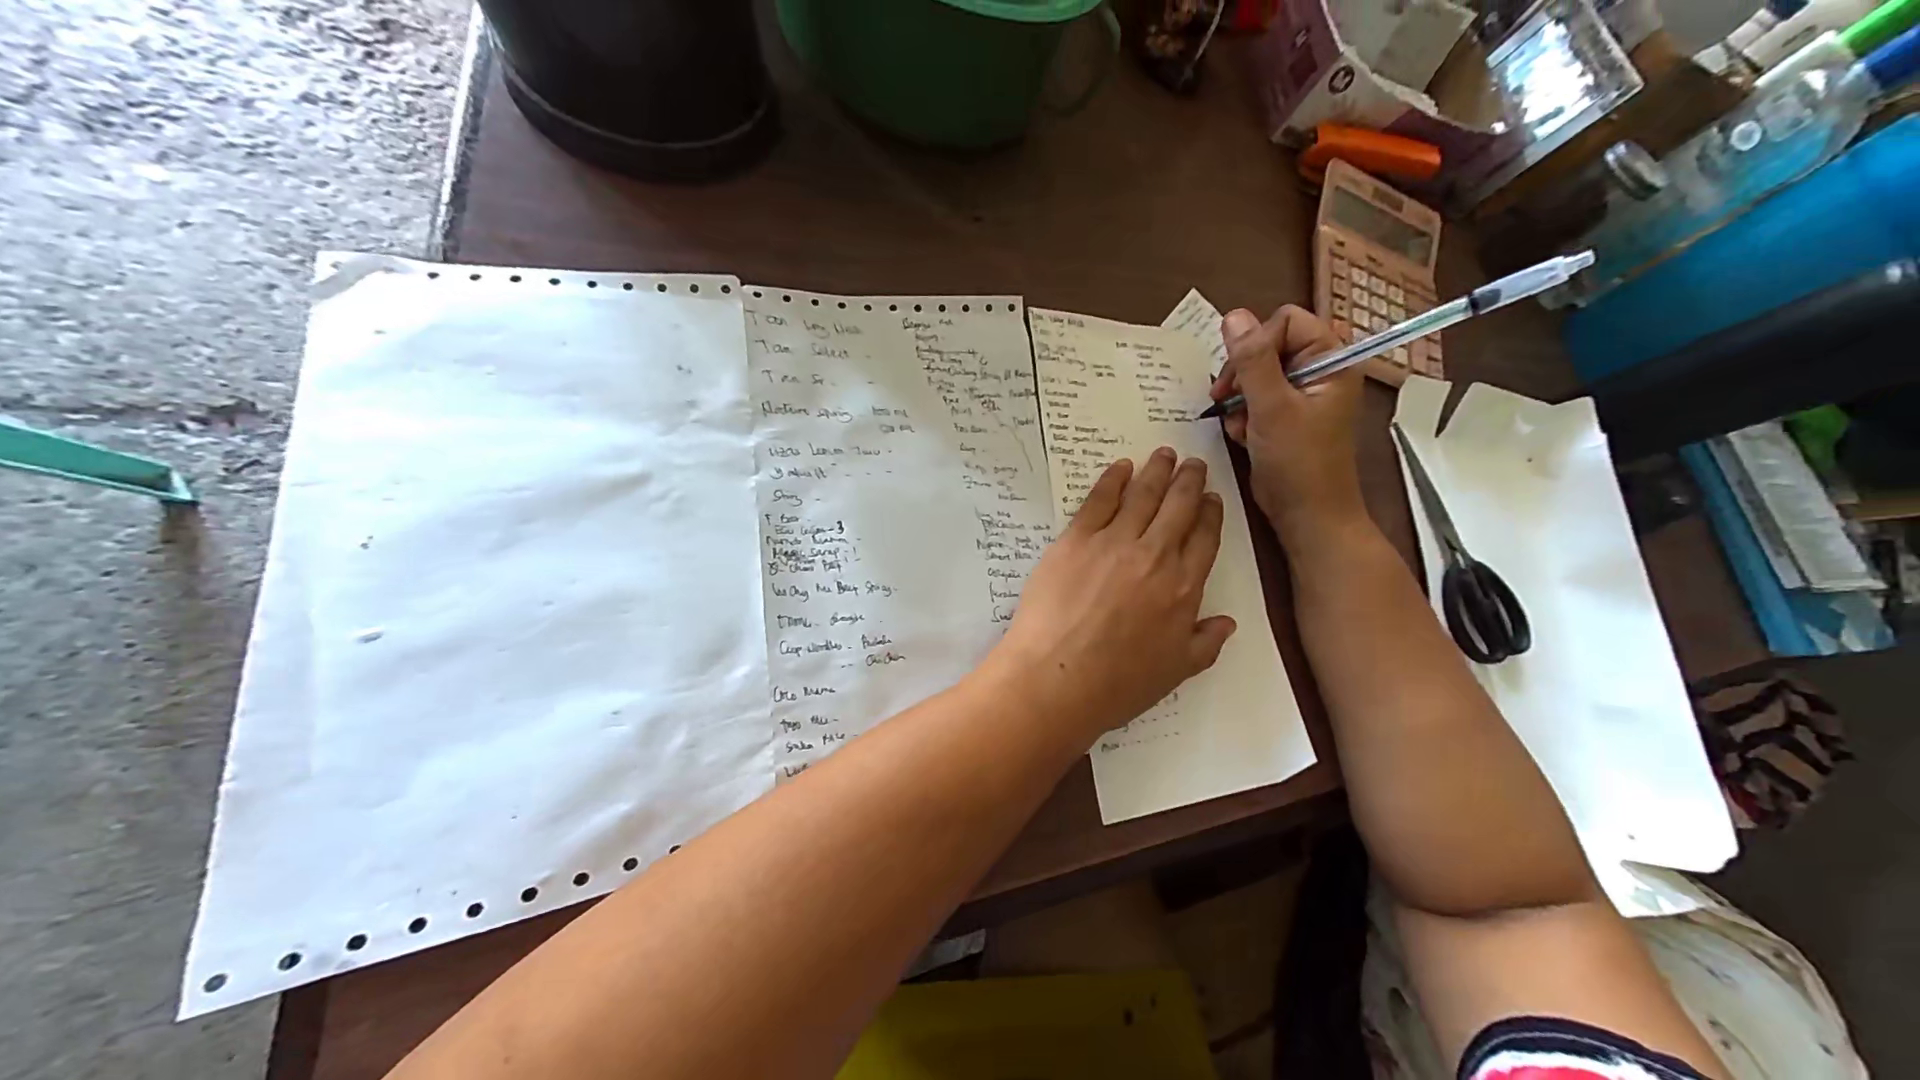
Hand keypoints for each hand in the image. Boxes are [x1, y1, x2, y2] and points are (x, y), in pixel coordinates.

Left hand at [984, 449, 1236, 745]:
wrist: (1058, 678)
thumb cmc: (1118, 684)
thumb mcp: (1176, 671)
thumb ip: (1205, 643)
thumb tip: (1227, 622)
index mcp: (1184, 589)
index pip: (1205, 539)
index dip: (1210, 513)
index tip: (1211, 497)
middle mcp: (1155, 557)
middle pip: (1179, 508)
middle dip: (1189, 481)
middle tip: (1193, 462)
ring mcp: (1114, 544)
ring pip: (1143, 496)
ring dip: (1157, 472)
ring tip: (1164, 454)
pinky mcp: (1075, 540)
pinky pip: (1099, 500)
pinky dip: (1113, 479)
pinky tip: (1120, 467)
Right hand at [1209, 306, 1365, 544]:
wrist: (1307, 515)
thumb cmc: (1298, 462)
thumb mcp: (1271, 407)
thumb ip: (1251, 360)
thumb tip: (1232, 316)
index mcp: (1329, 360)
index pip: (1286, 322)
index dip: (1256, 343)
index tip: (1237, 376)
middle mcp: (1317, 371)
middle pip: (1267, 346)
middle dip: (1242, 373)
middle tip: (1224, 398)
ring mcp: (1300, 395)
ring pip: (1255, 373)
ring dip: (1239, 397)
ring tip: (1239, 423)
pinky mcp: (1284, 416)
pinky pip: (1253, 398)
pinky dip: (1242, 414)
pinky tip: (1242, 435)